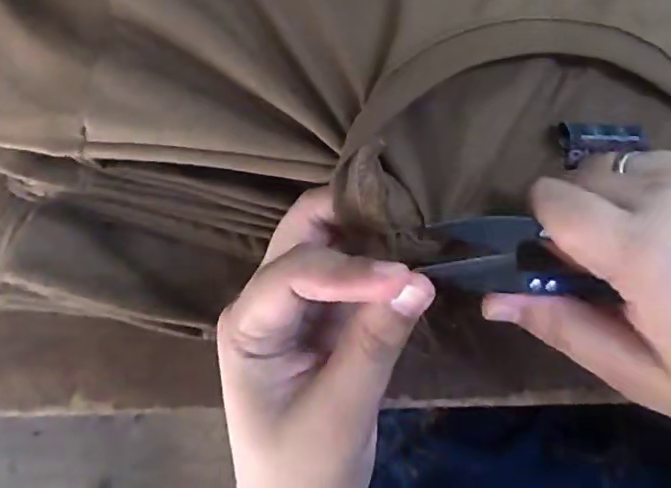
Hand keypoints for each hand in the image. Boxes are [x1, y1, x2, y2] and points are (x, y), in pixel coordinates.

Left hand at [218, 186, 434, 487]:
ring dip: (366, 223)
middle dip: (349, 213)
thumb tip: (421, 280)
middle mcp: (266, 296)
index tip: (402, 276)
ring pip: (327, 233)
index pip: (294, 272)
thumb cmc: (305, 471)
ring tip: (411, 220)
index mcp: (248, 323)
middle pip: (303, 229)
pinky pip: (351, 260)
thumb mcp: (341, 414)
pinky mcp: (326, 306)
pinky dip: (378, 248)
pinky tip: (408, 244)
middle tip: (402, 209)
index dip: (348, 269)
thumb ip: (376, 342)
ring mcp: (296, 297)